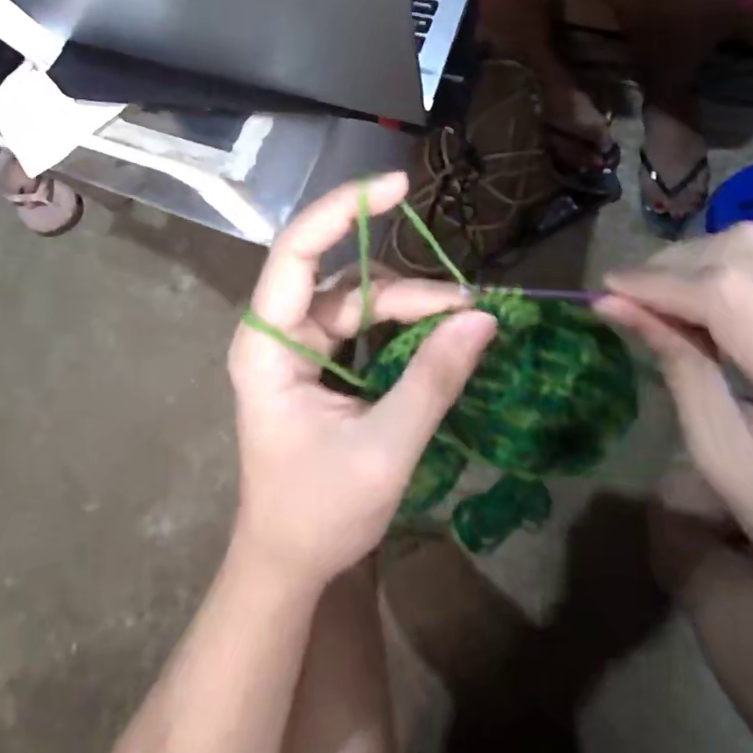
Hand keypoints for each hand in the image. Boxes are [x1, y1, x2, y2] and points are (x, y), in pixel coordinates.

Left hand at [226, 173, 497, 587]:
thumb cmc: (319, 513)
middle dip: (408, 286)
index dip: (344, 209)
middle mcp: (279, 336)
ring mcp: (301, 350)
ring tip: (465, 322)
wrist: (290, 566)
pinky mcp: (323, 365)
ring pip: (362, 301)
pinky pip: (368, 326)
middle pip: (344, 280)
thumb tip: (484, 318)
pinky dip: (407, 325)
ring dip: (414, 306)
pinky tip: (442, 334)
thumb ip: (434, 378)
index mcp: (268, 348)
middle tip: (469, 304)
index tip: (399, 186)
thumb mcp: (386, 447)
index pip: (295, 253)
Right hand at [596, 225, 752, 651]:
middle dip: (681, 263)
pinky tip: (715, 301)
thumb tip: (622, 305)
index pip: (739, 303)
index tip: (611, 287)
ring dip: (712, 260)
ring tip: (665, 290)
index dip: (665, 282)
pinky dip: (748, 277)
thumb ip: (683, 375)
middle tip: (632, 291)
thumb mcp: (734, 473)